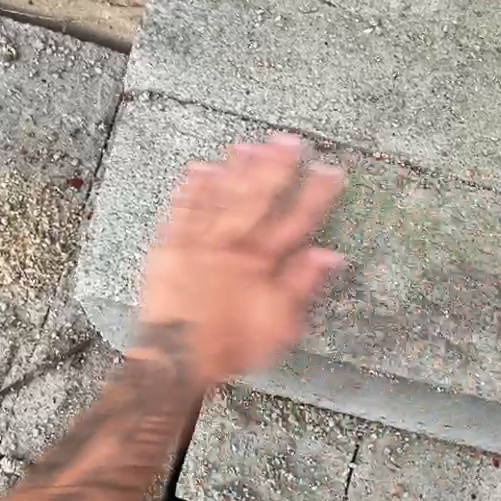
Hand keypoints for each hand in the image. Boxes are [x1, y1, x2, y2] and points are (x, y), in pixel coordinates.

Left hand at [134, 133, 344, 389]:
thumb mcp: (277, 325)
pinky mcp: (171, 249)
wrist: (177, 360)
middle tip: (288, 140)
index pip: (296, 221)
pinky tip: (199, 168)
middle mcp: (233, 247)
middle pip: (259, 199)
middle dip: (276, 168)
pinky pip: (182, 212)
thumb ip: (301, 285)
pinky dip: (191, 190)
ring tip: (248, 145)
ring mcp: (201, 245)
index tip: (329, 171)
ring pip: (223, 198)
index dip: (315, 195)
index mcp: (262, 264)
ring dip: (236, 170)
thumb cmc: (229, 347)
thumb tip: (327, 256)